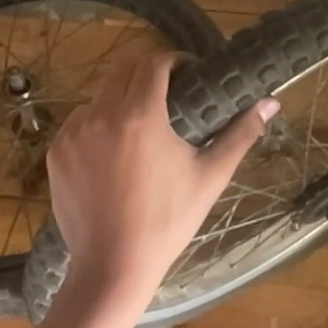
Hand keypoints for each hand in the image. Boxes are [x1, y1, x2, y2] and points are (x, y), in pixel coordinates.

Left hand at [46, 50, 278, 303]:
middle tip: (169, 91)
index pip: (153, 62)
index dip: (173, 60)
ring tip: (142, 125)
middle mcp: (101, 114)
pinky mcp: (57, 152)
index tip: (189, 72)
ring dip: (121, 97)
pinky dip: (98, 124)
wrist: (112, 267)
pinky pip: (79, 122)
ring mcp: (73, 133)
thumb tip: (270, 103)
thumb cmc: (168, 221)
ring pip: (99, 95)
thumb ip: (240, 134)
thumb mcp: (210, 176)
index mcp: (140, 115)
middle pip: (122, 69)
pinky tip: (115, 152)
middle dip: (146, 71)